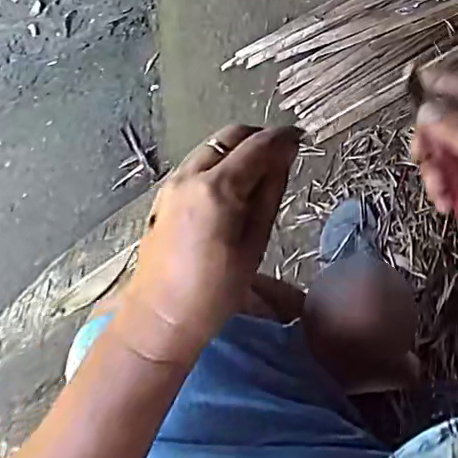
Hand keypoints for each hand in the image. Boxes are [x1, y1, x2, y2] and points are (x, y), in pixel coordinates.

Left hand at [118, 124, 299, 360]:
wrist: (157, 322)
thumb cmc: (214, 290)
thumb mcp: (256, 240)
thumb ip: (271, 190)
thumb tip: (285, 156)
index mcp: (218, 188)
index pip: (258, 144)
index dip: (283, 137)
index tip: (300, 138)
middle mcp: (191, 176)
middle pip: (232, 135)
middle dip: (259, 138)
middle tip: (281, 153)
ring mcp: (173, 184)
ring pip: (213, 146)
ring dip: (238, 149)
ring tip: (259, 171)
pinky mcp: (164, 195)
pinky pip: (198, 163)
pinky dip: (220, 162)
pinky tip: (232, 186)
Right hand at [409, 68, 457, 258]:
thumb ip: (455, 128)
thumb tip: (426, 107)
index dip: (435, 83)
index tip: (410, 84)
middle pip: (443, 118)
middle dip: (429, 138)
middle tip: (423, 154)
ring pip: (439, 148)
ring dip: (434, 169)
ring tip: (440, 188)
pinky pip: (444, 173)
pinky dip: (440, 186)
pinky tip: (447, 201)